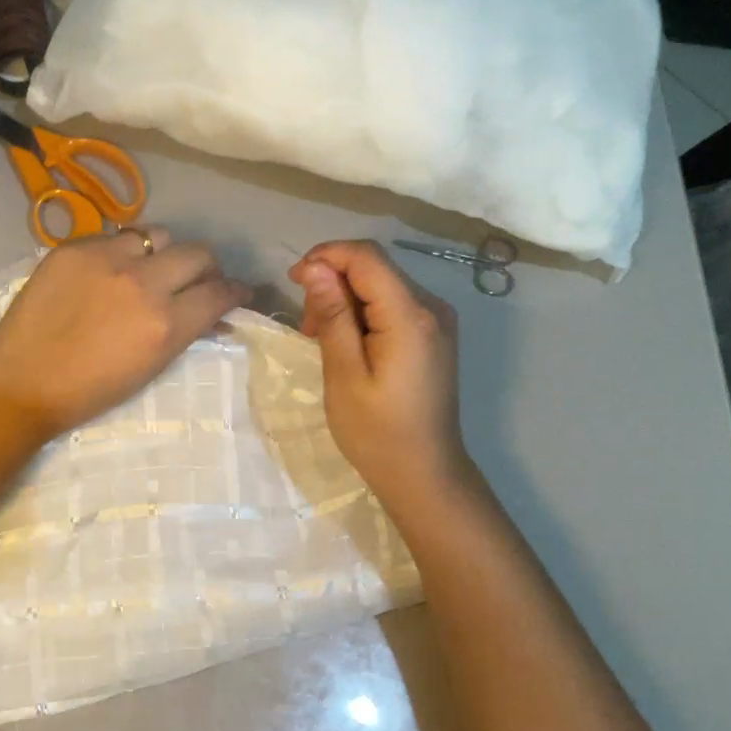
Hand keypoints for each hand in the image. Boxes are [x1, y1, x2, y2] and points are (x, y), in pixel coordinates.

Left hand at [0, 227, 250, 437]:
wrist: (21, 381)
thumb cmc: (89, 391)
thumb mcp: (150, 369)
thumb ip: (186, 334)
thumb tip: (215, 318)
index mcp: (165, 324)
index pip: (218, 293)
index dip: (235, 291)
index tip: (238, 291)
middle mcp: (143, 283)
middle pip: (198, 253)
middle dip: (206, 267)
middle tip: (198, 279)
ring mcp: (107, 259)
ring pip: (158, 235)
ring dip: (164, 252)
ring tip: (151, 269)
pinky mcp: (75, 247)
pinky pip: (115, 237)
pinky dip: (123, 252)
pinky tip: (109, 272)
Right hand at [289, 240, 468, 499]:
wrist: (424, 474)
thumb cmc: (377, 433)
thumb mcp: (344, 375)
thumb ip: (332, 316)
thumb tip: (314, 267)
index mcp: (410, 316)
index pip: (367, 257)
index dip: (326, 256)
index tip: (292, 281)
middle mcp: (432, 307)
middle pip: (375, 267)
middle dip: (333, 281)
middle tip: (307, 325)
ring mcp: (437, 320)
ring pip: (382, 283)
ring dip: (345, 298)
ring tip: (322, 337)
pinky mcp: (434, 334)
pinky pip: (393, 303)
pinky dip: (364, 312)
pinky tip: (348, 342)